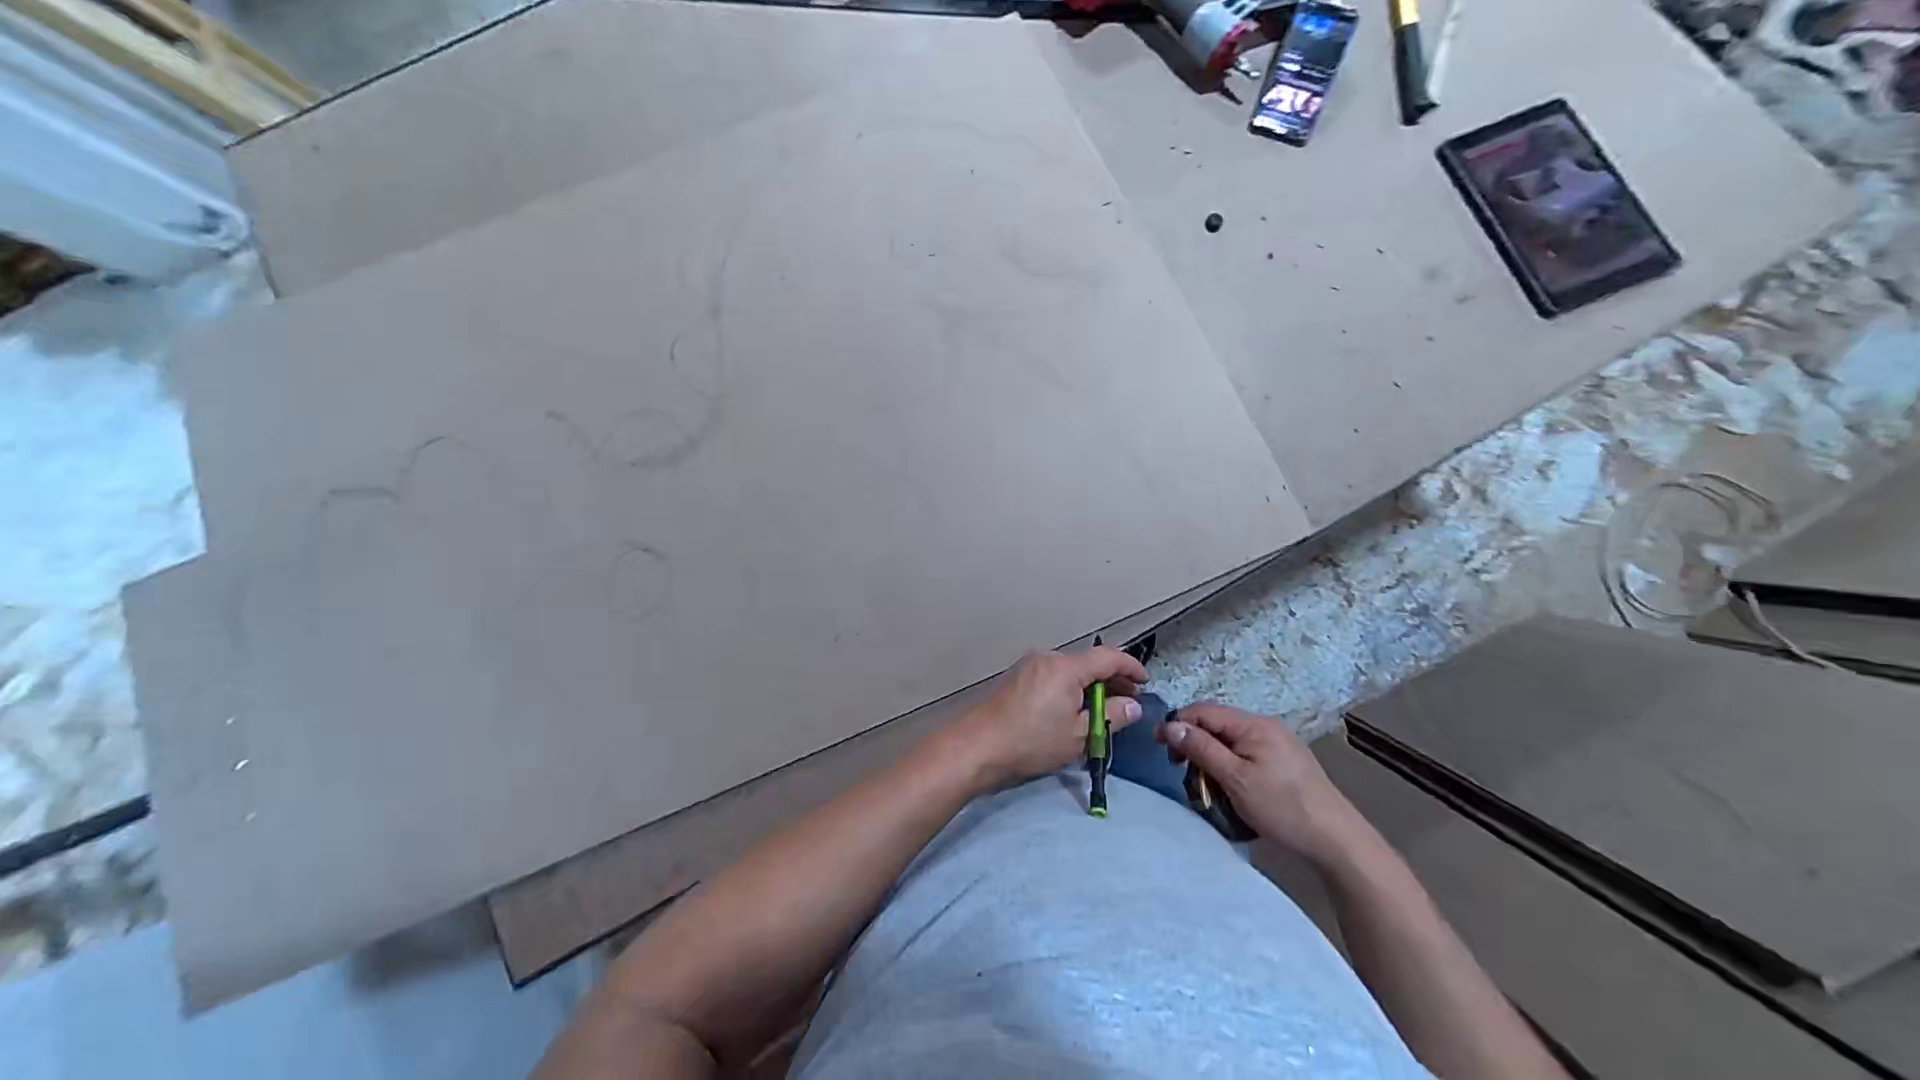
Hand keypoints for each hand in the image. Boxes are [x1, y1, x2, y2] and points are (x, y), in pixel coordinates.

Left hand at [948, 647, 1147, 789]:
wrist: (977, 746)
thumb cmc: (1031, 741)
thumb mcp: (1079, 735)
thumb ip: (1111, 717)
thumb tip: (1132, 705)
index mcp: (1066, 667)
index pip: (1108, 657)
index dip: (1131, 667)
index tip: (1145, 681)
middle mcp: (1047, 658)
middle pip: (1088, 663)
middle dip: (1111, 680)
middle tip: (1128, 702)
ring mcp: (1029, 666)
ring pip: (1070, 671)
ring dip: (1089, 686)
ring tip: (1101, 711)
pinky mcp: (1017, 678)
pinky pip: (1053, 677)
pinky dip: (1070, 689)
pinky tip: (1073, 711)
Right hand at [1158, 703, 1361, 866]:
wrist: (1336, 841)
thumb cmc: (1282, 808)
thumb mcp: (1234, 779)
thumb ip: (1201, 748)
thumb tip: (1171, 725)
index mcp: (1254, 725)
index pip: (1203, 710)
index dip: (1177, 723)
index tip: (1160, 747)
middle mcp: (1266, 726)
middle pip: (1216, 723)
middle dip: (1193, 741)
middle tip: (1180, 768)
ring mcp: (1278, 743)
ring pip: (1230, 740)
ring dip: (1210, 755)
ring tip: (1204, 782)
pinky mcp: (1285, 762)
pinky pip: (1245, 752)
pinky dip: (1229, 764)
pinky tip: (1229, 785)